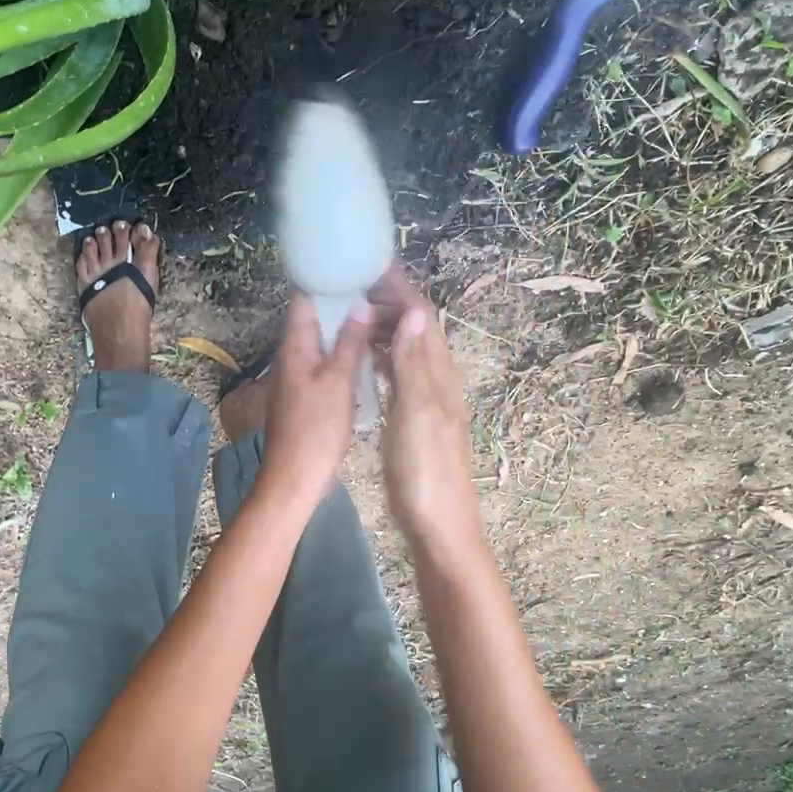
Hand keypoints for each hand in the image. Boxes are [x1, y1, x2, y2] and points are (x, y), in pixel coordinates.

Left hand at [258, 292, 373, 503]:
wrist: (295, 476)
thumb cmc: (317, 428)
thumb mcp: (339, 381)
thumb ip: (349, 342)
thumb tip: (360, 304)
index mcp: (294, 346)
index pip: (305, 297)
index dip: (327, 279)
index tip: (356, 268)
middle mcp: (290, 354)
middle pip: (314, 318)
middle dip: (342, 303)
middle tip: (378, 293)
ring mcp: (295, 374)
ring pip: (320, 341)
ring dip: (344, 329)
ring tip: (378, 318)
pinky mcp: (303, 392)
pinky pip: (323, 361)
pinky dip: (341, 353)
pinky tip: (364, 355)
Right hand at [371, 267, 481, 558]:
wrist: (438, 526)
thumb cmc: (426, 473)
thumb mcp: (418, 415)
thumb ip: (415, 365)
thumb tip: (418, 312)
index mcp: (440, 376)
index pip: (424, 318)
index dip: (402, 289)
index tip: (372, 265)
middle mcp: (437, 382)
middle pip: (417, 330)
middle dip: (391, 302)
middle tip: (352, 285)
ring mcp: (426, 402)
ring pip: (407, 352)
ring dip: (385, 328)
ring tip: (353, 312)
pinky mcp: (414, 420)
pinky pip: (399, 376)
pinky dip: (382, 358)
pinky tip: (364, 359)